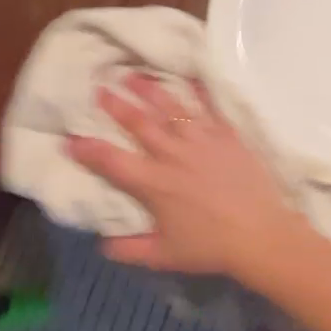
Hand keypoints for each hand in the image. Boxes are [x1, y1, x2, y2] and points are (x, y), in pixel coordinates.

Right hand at [67, 72, 307, 275]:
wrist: (260, 233)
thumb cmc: (210, 247)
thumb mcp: (164, 256)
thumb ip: (130, 249)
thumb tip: (102, 245)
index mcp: (154, 184)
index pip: (112, 162)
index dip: (88, 150)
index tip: (70, 138)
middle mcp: (173, 155)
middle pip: (140, 123)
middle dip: (117, 105)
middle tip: (99, 87)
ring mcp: (202, 140)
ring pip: (171, 108)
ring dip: (150, 90)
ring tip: (134, 75)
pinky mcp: (227, 135)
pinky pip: (210, 107)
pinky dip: (198, 90)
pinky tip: (189, 75)